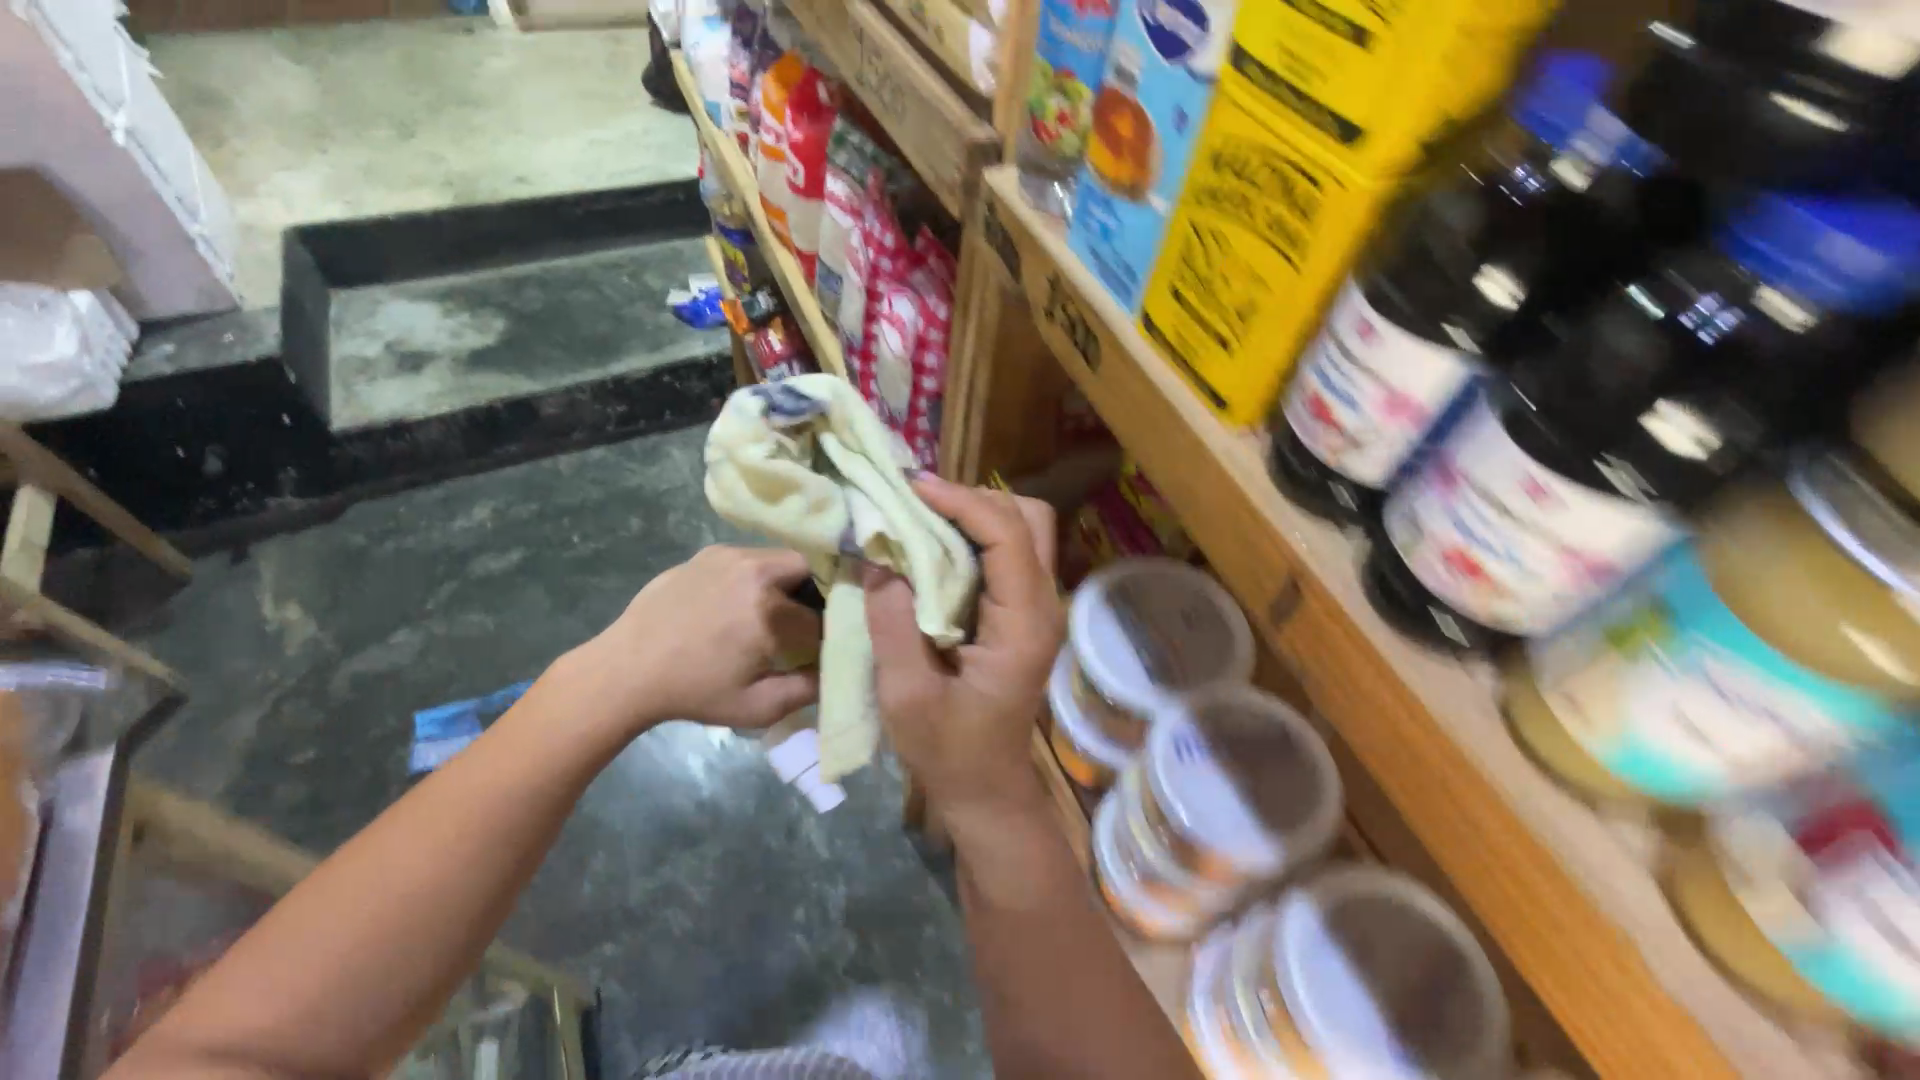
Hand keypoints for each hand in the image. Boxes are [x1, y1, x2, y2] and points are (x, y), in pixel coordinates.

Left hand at [576, 546, 821, 736]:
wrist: (627, 670)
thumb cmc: (694, 692)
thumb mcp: (756, 707)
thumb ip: (807, 690)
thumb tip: (835, 671)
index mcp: (770, 613)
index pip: (821, 620)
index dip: (824, 639)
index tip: (813, 654)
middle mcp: (756, 573)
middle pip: (812, 571)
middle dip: (815, 596)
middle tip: (800, 624)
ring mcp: (730, 557)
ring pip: (782, 560)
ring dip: (788, 583)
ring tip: (770, 614)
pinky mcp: (709, 553)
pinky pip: (751, 558)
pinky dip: (758, 576)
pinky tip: (738, 603)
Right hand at [863, 475, 1064, 832]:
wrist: (987, 790)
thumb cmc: (948, 752)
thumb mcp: (906, 694)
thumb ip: (892, 623)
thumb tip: (879, 559)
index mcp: (1024, 624)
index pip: (1008, 536)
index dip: (962, 502)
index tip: (912, 488)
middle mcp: (1043, 607)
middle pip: (1028, 520)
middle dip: (973, 500)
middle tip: (915, 502)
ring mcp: (1039, 610)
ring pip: (1023, 532)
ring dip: (976, 514)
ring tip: (921, 517)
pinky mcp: (1025, 616)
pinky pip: (1009, 555)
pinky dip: (976, 537)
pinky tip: (933, 546)